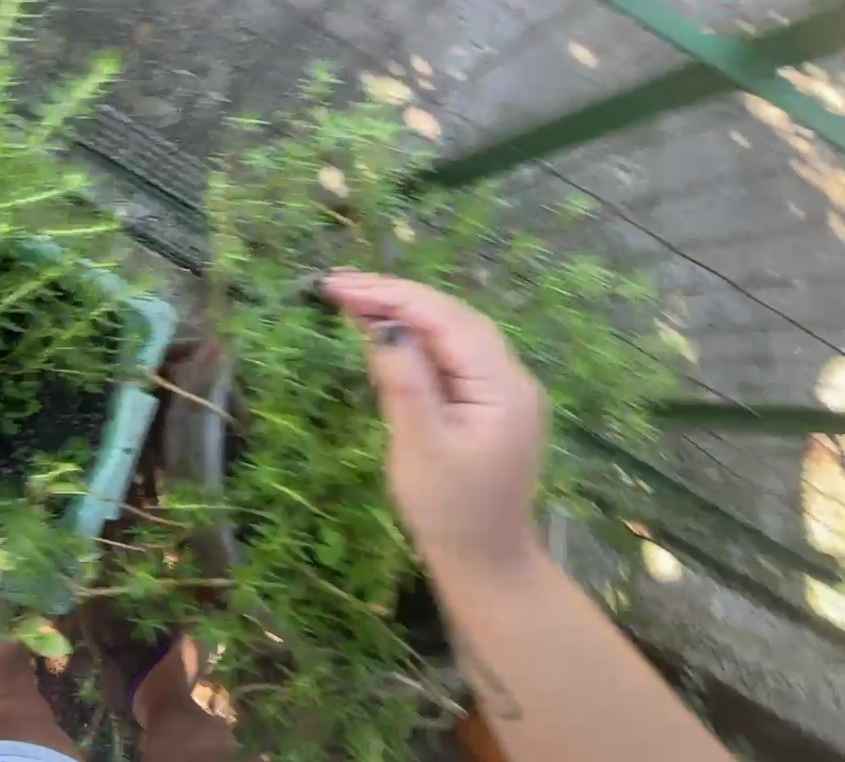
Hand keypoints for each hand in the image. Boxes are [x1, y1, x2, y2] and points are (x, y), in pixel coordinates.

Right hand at [321, 272, 546, 576]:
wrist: (484, 560)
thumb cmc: (448, 511)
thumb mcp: (420, 449)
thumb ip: (405, 385)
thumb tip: (382, 328)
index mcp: (502, 388)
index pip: (445, 320)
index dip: (391, 296)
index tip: (339, 288)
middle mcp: (509, 377)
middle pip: (449, 316)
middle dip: (392, 295)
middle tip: (336, 285)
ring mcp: (498, 386)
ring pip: (447, 329)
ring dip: (398, 309)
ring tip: (348, 296)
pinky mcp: (482, 397)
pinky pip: (445, 352)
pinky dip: (409, 335)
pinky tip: (377, 328)